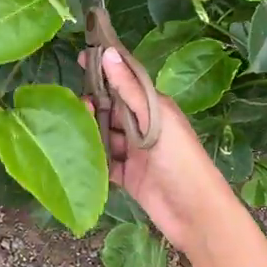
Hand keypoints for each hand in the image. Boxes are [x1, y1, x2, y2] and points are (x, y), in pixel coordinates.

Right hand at [85, 47, 238, 255]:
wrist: (196, 214)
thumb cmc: (181, 159)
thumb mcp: (155, 119)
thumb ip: (129, 89)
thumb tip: (108, 52)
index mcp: (154, 107)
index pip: (126, 81)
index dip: (105, 69)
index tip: (80, 57)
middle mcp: (144, 126)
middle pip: (112, 108)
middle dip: (93, 102)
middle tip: (72, 102)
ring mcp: (135, 152)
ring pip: (105, 134)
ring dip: (90, 130)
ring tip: (70, 128)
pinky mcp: (127, 176)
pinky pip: (104, 161)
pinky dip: (93, 158)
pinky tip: (75, 153)